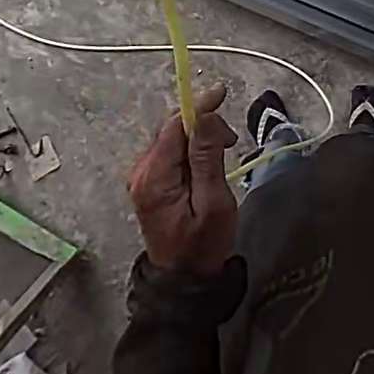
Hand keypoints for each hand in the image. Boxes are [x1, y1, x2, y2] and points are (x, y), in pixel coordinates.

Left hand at [127, 84, 238, 276]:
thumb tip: (205, 117)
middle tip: (231, 140)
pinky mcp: (151, 182)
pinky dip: (192, 147)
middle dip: (202, 124)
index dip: (197, 107)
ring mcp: (144, 177)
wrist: (185, 281)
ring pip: (173, 138)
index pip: (174, 127)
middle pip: (172, 129)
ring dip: (199, 136)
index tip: (221, 93)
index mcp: (154, 177)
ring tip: (224, 150)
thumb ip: (206, 158)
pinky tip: (209, 158)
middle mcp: (142, 172)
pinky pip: (172, 151)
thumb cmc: (203, 245)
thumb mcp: (213, 203)